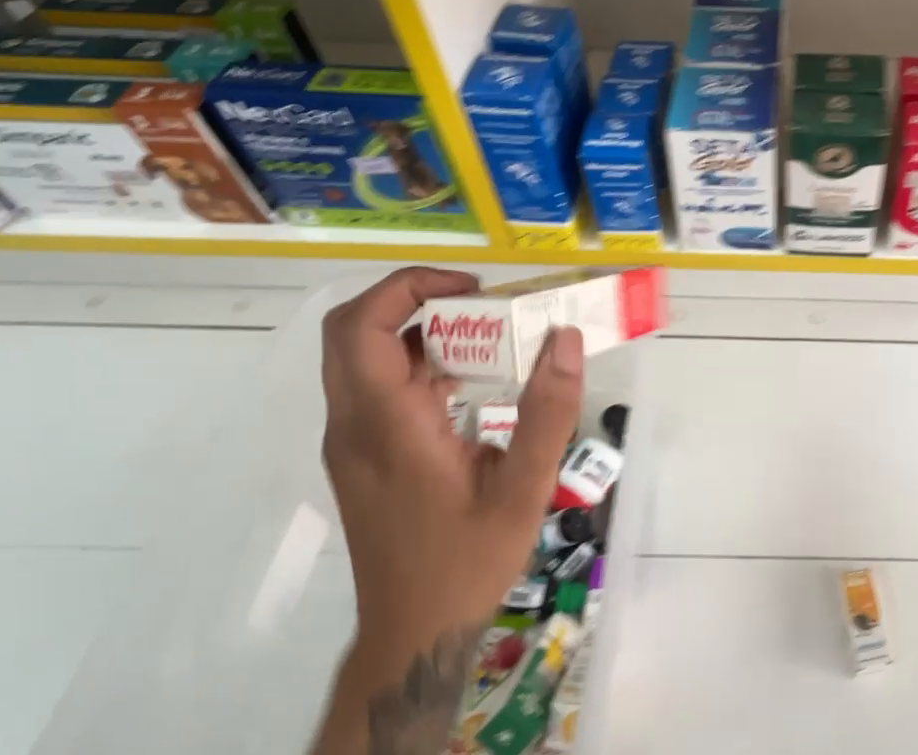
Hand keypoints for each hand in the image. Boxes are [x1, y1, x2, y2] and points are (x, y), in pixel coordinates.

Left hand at [311, 267, 585, 754]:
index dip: (411, 287)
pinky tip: (469, 384)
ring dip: (420, 332)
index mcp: (385, 425)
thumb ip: (548, 412)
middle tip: (479, 303)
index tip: (475, 289)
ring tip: (487, 338)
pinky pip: (378, 387)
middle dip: (413, 299)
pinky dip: (418, 365)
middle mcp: (353, 424)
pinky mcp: (363, 455)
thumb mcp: (523, 490)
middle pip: (354, 331)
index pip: (365, 326)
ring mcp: (352, 441)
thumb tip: (565, 337)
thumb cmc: (466, 562)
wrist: (413, 631)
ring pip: (365, 358)